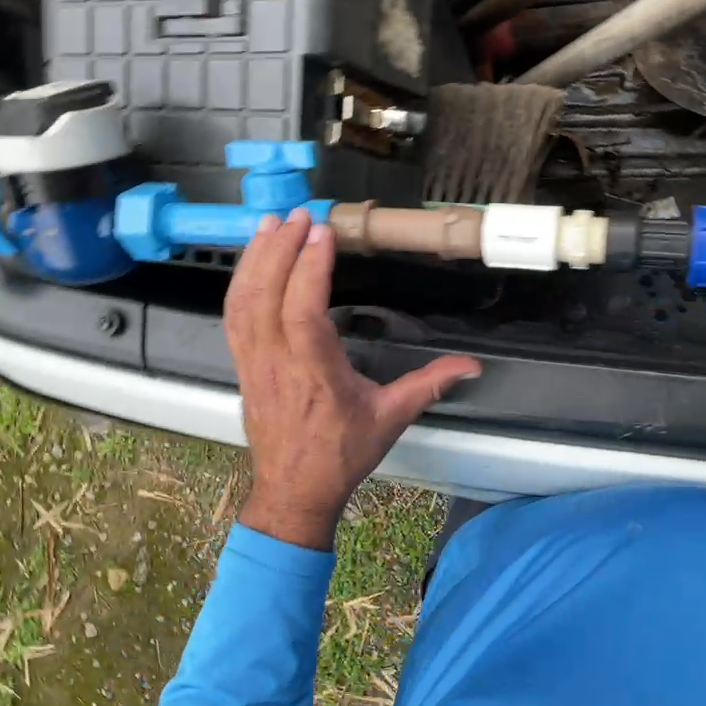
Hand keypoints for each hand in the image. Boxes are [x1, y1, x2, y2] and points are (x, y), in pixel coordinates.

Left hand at [224, 209, 481, 548]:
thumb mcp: (390, 419)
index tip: (321, 231)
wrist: (293, 491)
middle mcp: (276, 361)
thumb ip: (429, 385)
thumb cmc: (340, 455)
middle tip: (298, 215)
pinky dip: (241, 282)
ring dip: (255, 258)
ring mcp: (252, 362)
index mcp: (314, 372)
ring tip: (269, 224)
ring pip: (243, 301)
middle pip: (266, 294)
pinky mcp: (242, 364)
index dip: (309, 267)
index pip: (303, 310)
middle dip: (280, 248)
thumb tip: (471, 366)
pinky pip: (233, 316)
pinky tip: (252, 261)